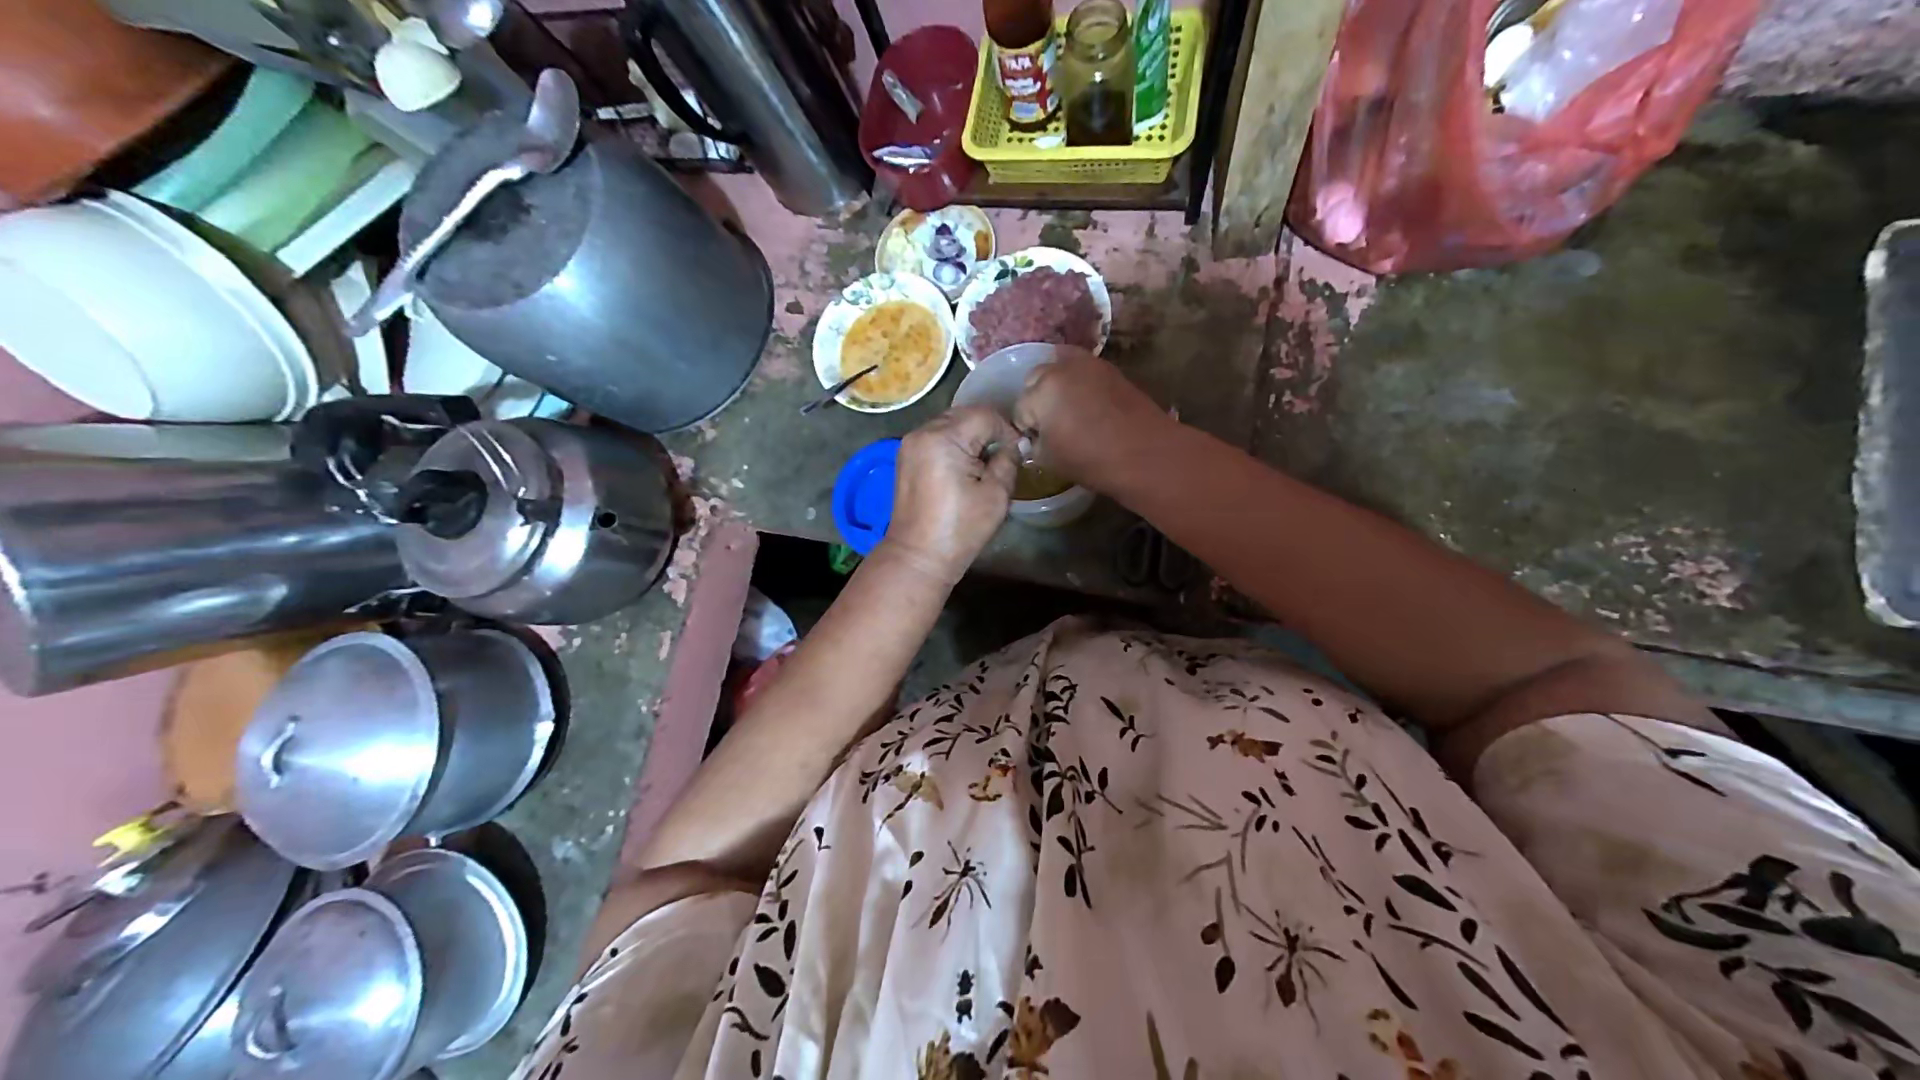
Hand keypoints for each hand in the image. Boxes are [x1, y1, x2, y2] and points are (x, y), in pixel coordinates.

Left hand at [881, 406, 1020, 583]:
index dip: (1007, 430)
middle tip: (1005, 454)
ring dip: (970, 435)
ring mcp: (910, 444)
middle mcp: (922, 433)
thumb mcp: (996, 494)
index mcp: (943, 438)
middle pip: (964, 414)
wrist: (918, 557)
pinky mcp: (906, 457)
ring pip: (949, 424)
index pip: (985, 416)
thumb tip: (1014, 445)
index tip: (1019, 452)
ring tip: (986, 461)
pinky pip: (936, 438)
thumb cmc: (961, 529)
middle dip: (988, 430)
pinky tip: (965, 467)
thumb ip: (1008, 460)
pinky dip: (954, 444)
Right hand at [1014, 352, 1173, 490]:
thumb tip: (1035, 438)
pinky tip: (1087, 405)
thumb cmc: (1091, 459)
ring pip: (1059, 368)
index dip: (1026, 429)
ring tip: (1068, 411)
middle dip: (1038, 400)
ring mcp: (1088, 364)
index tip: (1038, 443)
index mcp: (1040, 391)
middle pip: (1036, 380)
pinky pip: (1083, 371)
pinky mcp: (1110, 369)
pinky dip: (1078, 382)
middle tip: (1051, 425)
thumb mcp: (1049, 460)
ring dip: (1057, 385)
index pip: (1020, 409)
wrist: (1146, 453)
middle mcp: (1061, 368)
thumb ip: (1034, 444)